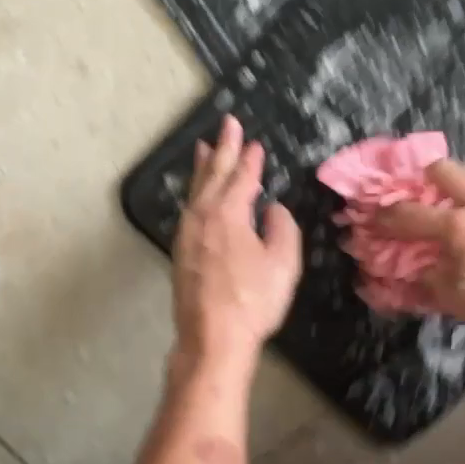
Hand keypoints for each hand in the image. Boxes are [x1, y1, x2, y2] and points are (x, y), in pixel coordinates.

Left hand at [171, 116, 301, 364]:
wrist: (212, 339)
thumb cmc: (252, 302)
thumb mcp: (283, 263)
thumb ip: (281, 228)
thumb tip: (273, 210)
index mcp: (228, 214)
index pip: (241, 178)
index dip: (249, 159)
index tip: (254, 142)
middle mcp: (202, 217)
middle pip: (213, 175)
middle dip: (222, 149)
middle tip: (227, 124)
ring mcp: (187, 235)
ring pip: (195, 191)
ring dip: (203, 168)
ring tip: (205, 149)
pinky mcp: (181, 253)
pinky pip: (189, 209)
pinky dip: (196, 193)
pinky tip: (198, 196)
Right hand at [373, 161, 464, 343]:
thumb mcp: (451, 298)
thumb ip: (425, 277)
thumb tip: (408, 268)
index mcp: (457, 227)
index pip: (409, 213)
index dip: (386, 215)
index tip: (374, 215)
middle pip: (444, 169)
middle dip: (426, 178)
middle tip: (423, 194)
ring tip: (463, 199)